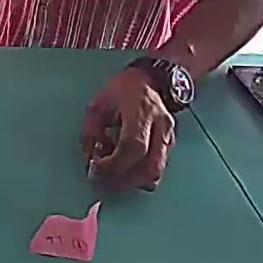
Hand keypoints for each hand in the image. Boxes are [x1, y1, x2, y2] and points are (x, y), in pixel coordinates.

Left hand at [81, 68, 174, 190]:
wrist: (151, 80)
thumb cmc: (124, 89)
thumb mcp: (99, 103)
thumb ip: (92, 130)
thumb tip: (92, 155)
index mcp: (142, 112)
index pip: (133, 146)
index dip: (114, 164)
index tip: (97, 169)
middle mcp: (160, 127)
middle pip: (150, 166)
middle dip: (124, 180)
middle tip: (103, 182)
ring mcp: (169, 137)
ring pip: (156, 171)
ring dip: (133, 181)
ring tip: (113, 179)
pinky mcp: (170, 145)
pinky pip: (157, 168)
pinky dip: (140, 175)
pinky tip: (126, 171)